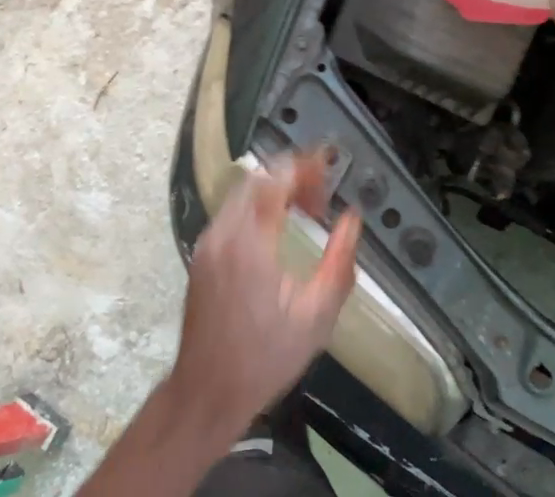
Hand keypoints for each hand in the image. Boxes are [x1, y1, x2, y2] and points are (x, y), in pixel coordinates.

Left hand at [171, 152, 362, 428]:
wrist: (208, 389)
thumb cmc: (266, 358)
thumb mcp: (317, 317)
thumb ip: (339, 262)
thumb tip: (352, 219)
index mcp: (251, 243)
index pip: (275, 180)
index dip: (304, 166)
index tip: (329, 167)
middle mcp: (223, 233)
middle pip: (256, 178)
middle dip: (291, 175)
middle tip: (321, 197)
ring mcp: (207, 242)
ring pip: (241, 193)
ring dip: (273, 190)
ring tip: (306, 211)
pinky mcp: (201, 254)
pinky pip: (230, 212)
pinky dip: (256, 206)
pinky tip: (277, 230)